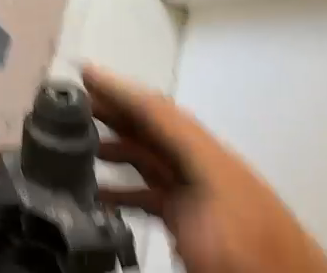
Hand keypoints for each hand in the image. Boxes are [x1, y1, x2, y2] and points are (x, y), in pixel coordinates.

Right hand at [83, 65, 326, 272]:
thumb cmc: (256, 258)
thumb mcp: (205, 219)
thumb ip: (163, 188)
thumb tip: (110, 181)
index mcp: (207, 157)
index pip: (157, 110)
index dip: (118, 88)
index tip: (84, 71)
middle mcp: (202, 168)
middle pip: (151, 128)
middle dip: (111, 110)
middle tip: (70, 99)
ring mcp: (199, 196)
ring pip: (150, 158)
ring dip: (115, 145)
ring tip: (77, 143)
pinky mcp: (196, 224)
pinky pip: (154, 193)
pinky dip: (125, 188)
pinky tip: (101, 194)